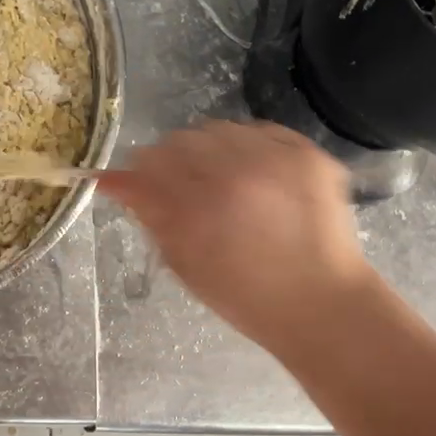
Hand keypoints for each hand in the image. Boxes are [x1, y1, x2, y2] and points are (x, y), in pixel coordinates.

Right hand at [99, 120, 380, 353]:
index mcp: (200, 203)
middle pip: (183, 139)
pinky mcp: (307, 153)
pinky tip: (257, 178)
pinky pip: (261, 132)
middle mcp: (237, 170)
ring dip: (214, 151)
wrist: (323, 305)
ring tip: (226, 184)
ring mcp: (276, 157)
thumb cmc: (245, 297)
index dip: (142, 172)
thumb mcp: (184, 263)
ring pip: (221, 130)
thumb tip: (112, 180)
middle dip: (176, 160)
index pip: (150, 159)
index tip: (143, 184)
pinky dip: (251, 150)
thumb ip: (150, 214)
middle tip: (186, 189)